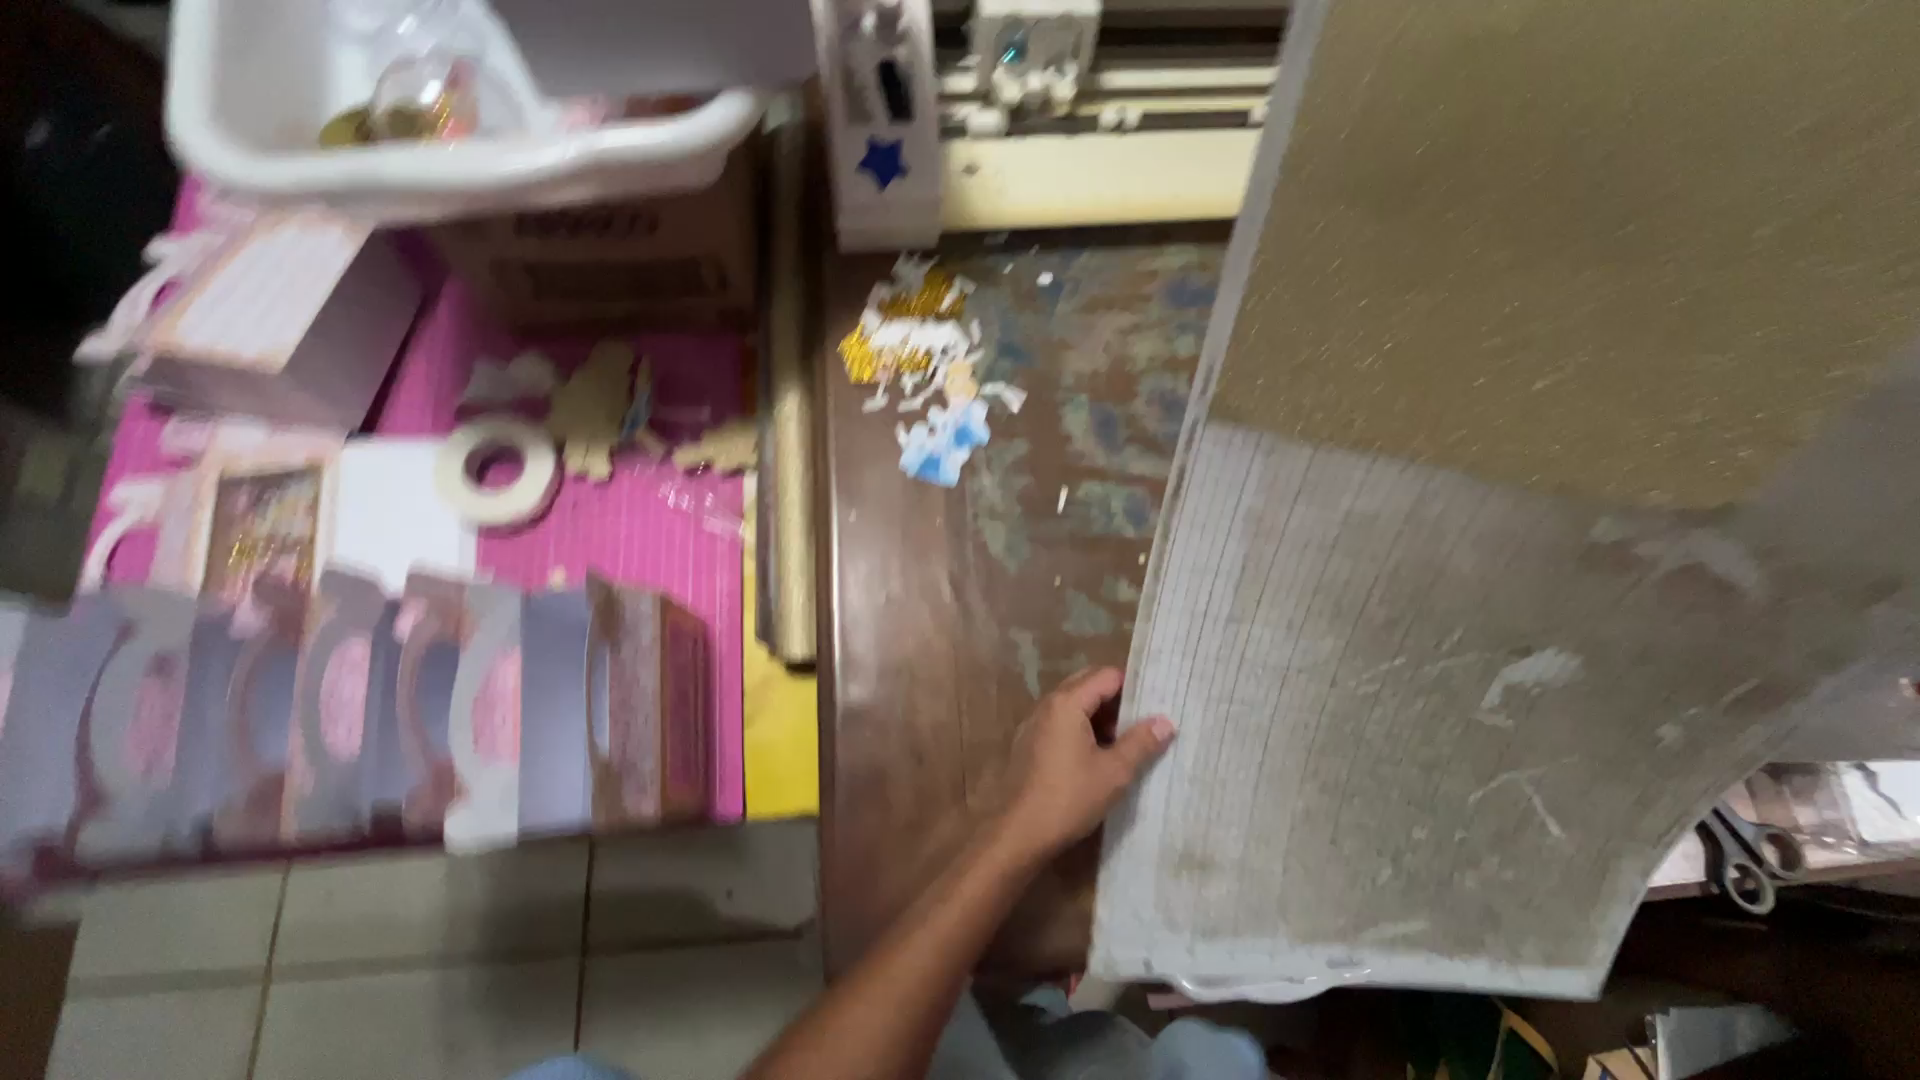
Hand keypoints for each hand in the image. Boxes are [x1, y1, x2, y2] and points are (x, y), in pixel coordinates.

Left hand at [993, 667, 1176, 862]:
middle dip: (1116, 699)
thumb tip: (1166, 721)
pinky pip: (1060, 722)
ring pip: (1073, 704)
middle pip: (1087, 684)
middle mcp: (1047, 705)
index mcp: (1067, 703)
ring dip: (1099, 715)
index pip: (1106, 675)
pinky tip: (1096, 755)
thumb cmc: (1069, 798)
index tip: (1157, 702)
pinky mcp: (1028, 743)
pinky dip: (1081, 728)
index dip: (1134, 685)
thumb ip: (1141, 743)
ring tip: (1125, 741)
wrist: (1018, 832)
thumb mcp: (1114, 772)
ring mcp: (1034, 723)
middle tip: (1144, 721)